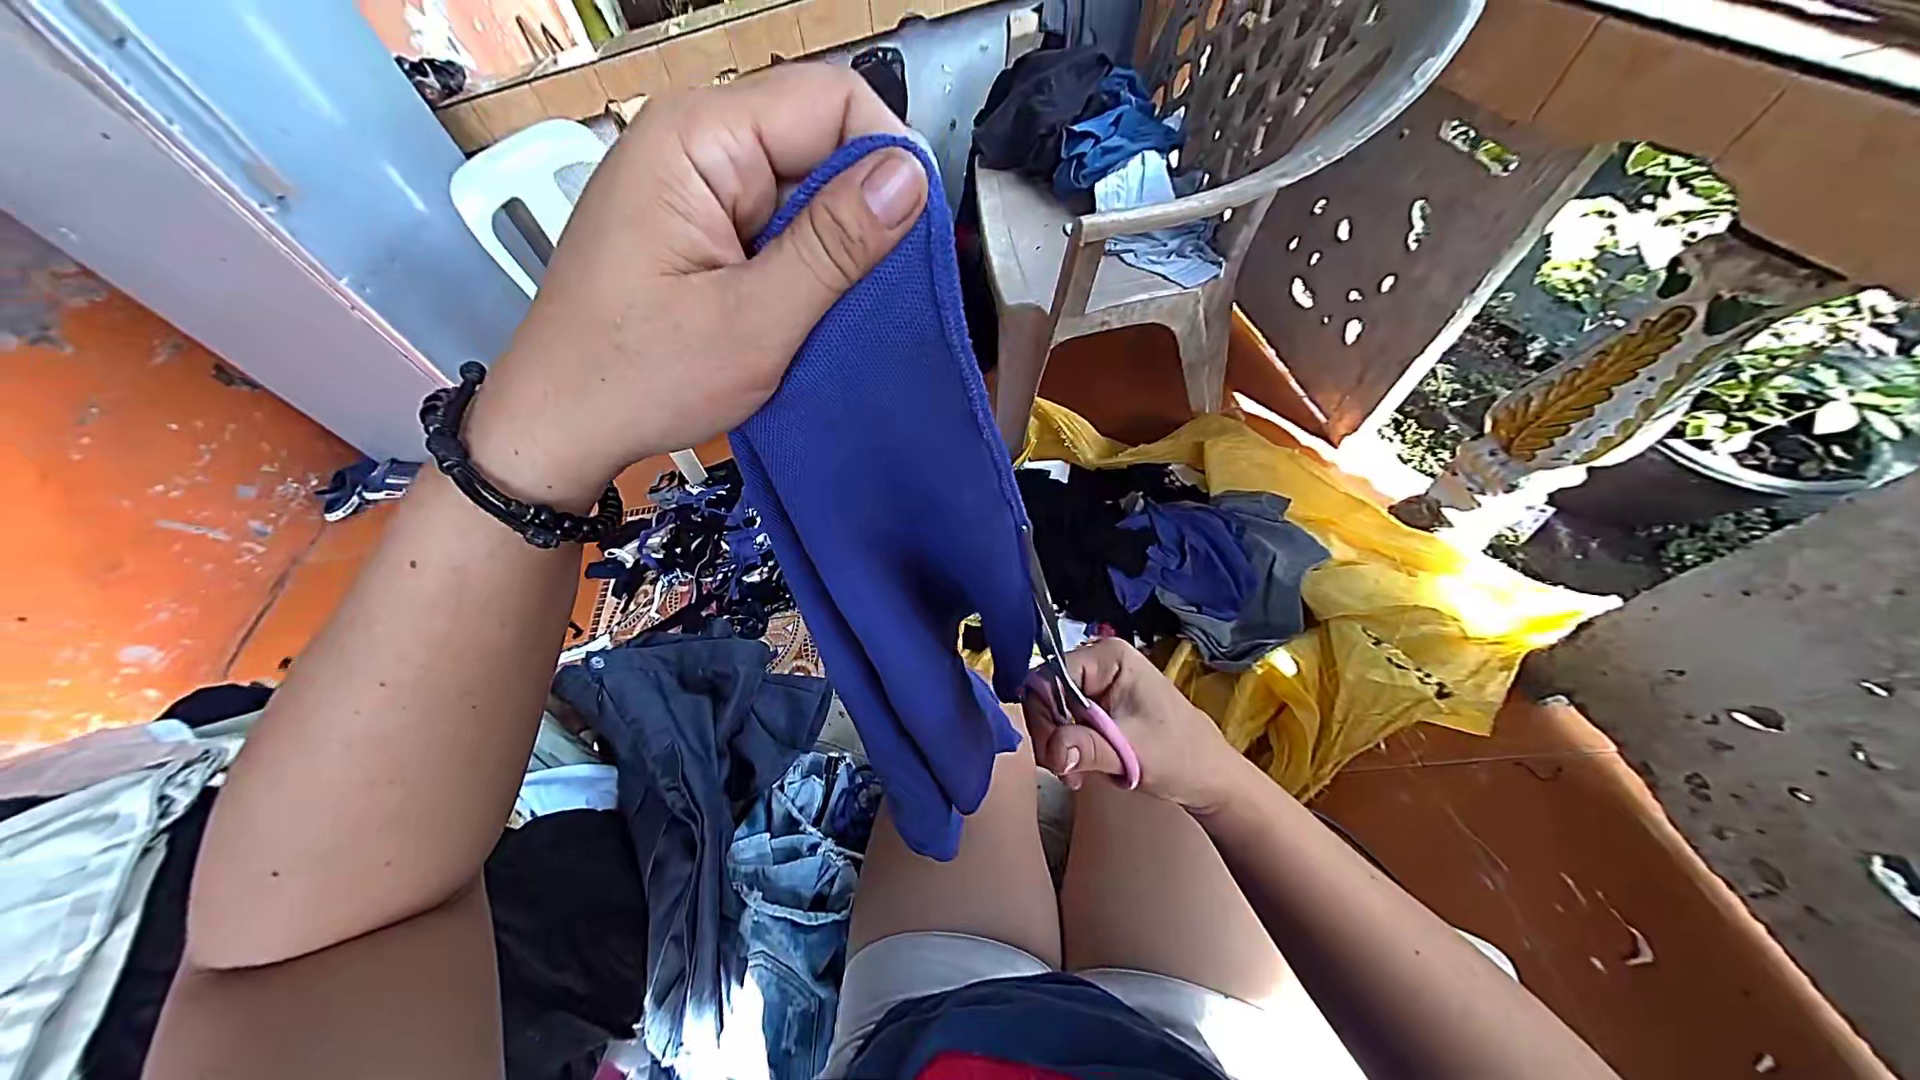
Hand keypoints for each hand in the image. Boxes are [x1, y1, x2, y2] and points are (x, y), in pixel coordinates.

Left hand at [464, 64, 929, 508]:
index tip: (910, 239)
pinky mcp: (705, 224)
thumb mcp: (754, 320)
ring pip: (808, 187)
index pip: (833, 99)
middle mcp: (698, 142)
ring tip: (836, 309)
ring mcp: (700, 184)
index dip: (887, 160)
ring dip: (837, 247)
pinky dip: (810, 264)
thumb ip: (833, 246)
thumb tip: (909, 177)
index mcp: (700, 139)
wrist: (564, 422)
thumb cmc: (638, 377)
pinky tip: (810, 308)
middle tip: (872, 292)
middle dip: (863, 211)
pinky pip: (782, 223)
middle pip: (822, 140)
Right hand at [1025, 638, 1253, 812]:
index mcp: (1109, 657)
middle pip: (1046, 692)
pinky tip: (1080, 767)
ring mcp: (1097, 683)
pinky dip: (1067, 747)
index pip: (1049, 676)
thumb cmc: (1183, 756)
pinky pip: (1064, 722)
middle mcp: (1098, 662)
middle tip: (1063, 770)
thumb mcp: (1133, 753)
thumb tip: (1053, 751)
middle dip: (1050, 734)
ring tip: (1076, 774)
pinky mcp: (1096, 705)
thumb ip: (1089, 748)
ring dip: (1057, 746)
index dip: (1043, 714)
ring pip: (1051, 710)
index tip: (1052, 753)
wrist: (1210, 777)